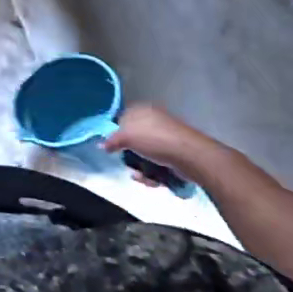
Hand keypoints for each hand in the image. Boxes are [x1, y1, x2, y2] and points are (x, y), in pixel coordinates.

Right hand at [101, 103, 219, 182]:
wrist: (191, 156)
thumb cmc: (155, 140)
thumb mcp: (126, 137)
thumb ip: (111, 140)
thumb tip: (102, 145)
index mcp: (142, 111)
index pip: (122, 119)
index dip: (116, 132)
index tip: (113, 146)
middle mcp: (153, 122)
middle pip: (132, 141)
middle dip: (129, 156)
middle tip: (128, 163)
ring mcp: (165, 138)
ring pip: (144, 155)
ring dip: (140, 169)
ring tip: (142, 176)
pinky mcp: (173, 154)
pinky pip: (156, 164)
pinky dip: (152, 174)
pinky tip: (153, 180)